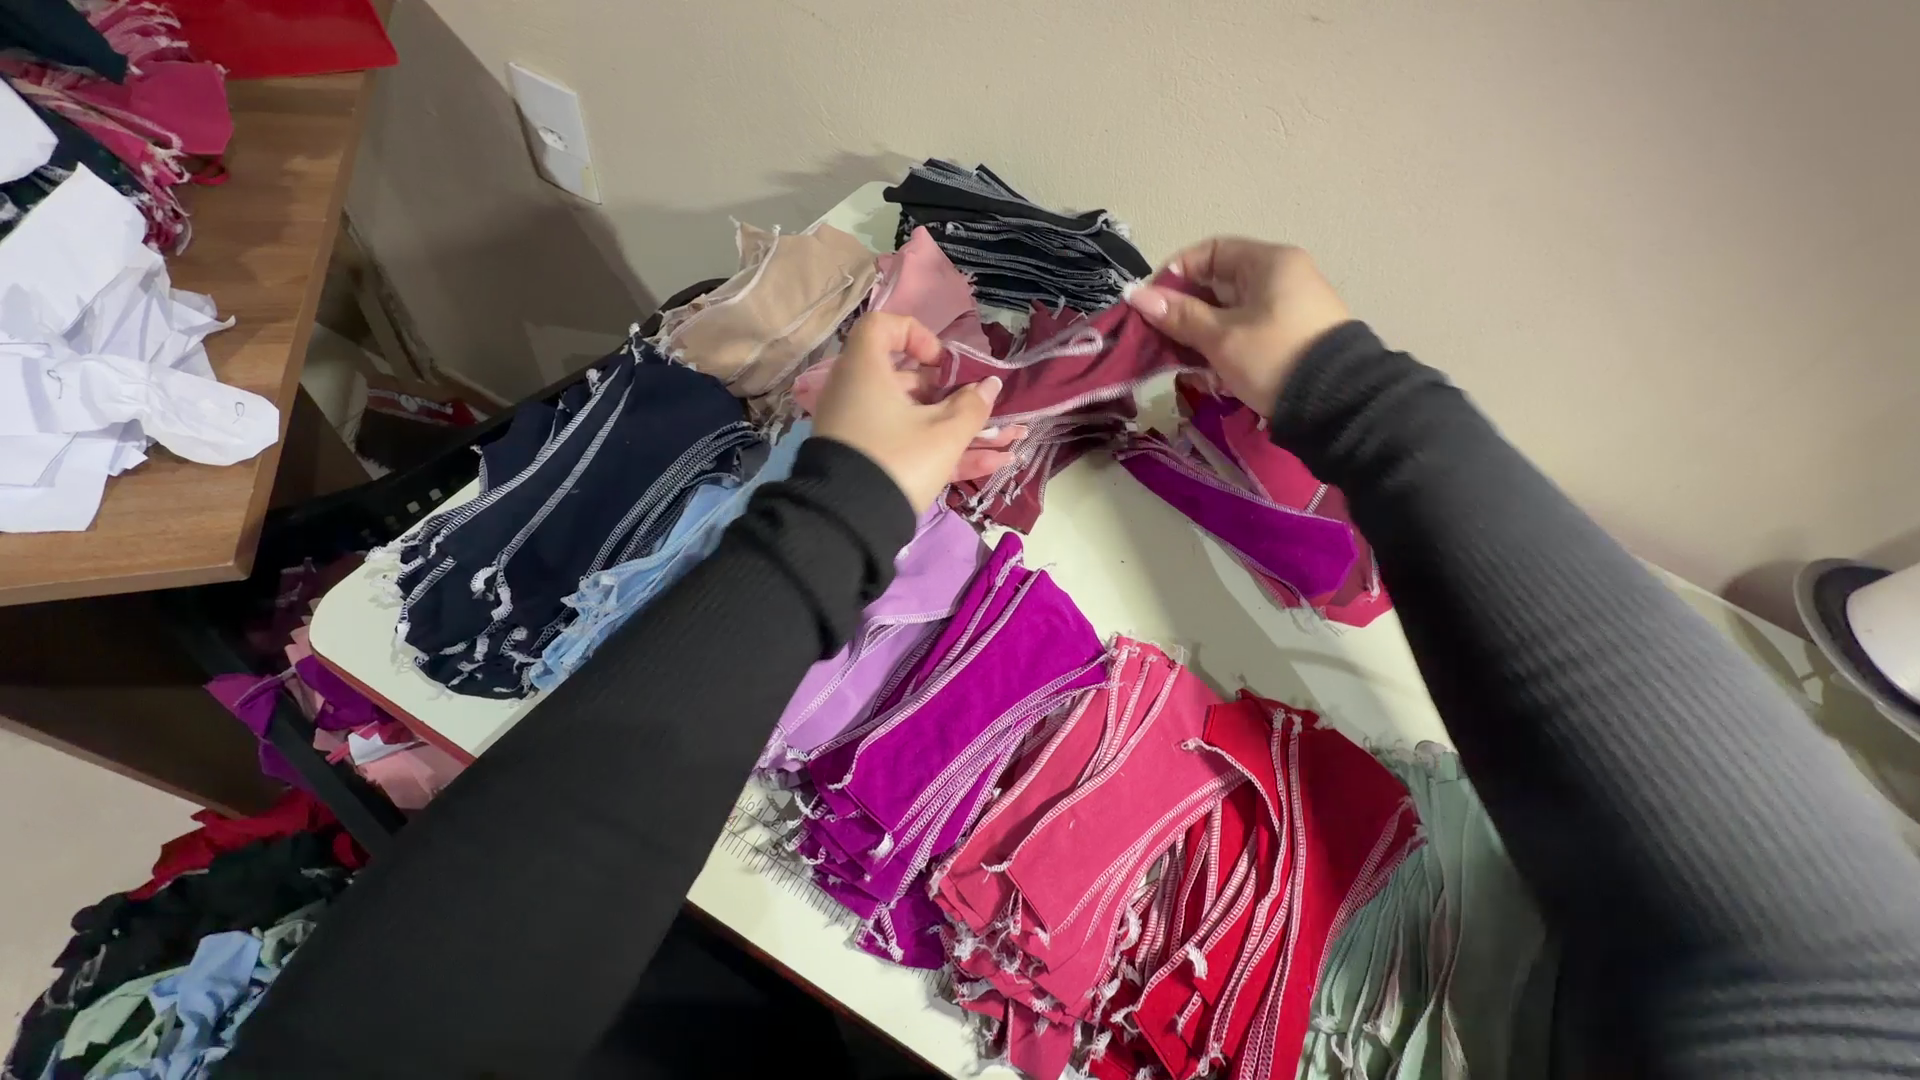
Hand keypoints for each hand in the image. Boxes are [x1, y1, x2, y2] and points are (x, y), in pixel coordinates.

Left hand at [811, 312, 1001, 511]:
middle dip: (949, 395)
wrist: (849, 524)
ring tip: (1003, 443)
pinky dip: (941, 451)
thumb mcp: (943, 435)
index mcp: (866, 370)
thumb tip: (990, 385)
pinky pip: (906, 445)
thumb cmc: (898, 460)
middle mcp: (856, 393)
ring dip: (956, 428)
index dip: (916, 336)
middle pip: (904, 380)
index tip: (941, 364)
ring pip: (912, 419)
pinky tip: (990, 465)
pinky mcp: (865, 461)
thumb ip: (971, 407)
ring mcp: (859, 430)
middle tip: (974, 409)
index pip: (883, 327)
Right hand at [1124, 238, 1350, 416]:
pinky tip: (1208, 376)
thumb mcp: (1221, 337)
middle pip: (1216, 285)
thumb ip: (1178, 315)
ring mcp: (1285, 310)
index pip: (1210, 252)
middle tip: (1159, 340)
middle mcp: (1279, 278)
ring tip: (1182, 364)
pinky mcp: (1287, 339)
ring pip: (1227, 314)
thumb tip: (1136, 295)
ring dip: (1199, 337)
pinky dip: (1221, 350)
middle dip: (1183, 313)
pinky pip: (1243, 335)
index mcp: (1268, 263)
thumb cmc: (1274, 356)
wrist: (1335, 404)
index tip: (1152, 304)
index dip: (1175, 273)